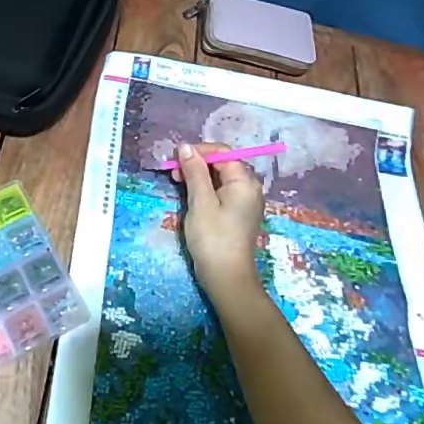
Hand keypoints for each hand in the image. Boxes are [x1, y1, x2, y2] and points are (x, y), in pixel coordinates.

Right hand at [172, 142, 266, 292]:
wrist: (226, 276)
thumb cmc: (213, 237)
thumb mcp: (200, 201)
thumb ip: (194, 171)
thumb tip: (186, 147)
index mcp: (244, 181)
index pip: (222, 152)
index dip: (198, 151)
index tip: (176, 160)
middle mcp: (249, 187)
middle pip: (222, 163)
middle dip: (196, 163)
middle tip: (174, 174)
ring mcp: (245, 200)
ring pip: (219, 177)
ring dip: (198, 175)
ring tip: (178, 184)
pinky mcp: (237, 212)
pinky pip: (221, 190)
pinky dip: (205, 188)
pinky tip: (190, 195)